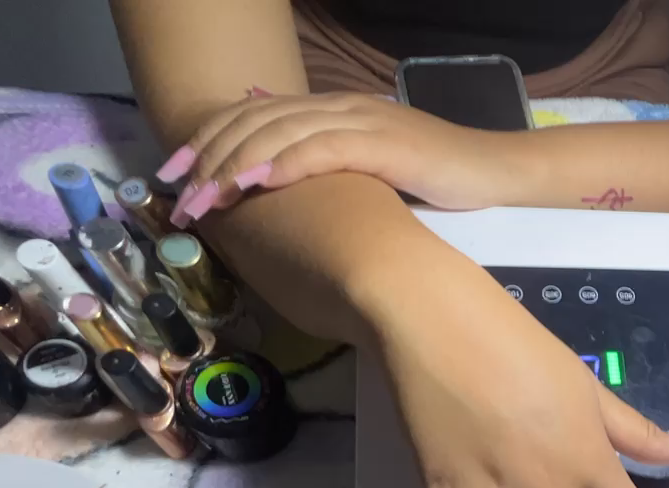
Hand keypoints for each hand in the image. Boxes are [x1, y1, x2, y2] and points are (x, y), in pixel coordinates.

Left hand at [156, 91, 527, 223]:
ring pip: (279, 133)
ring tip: (202, 198)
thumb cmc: (443, 179)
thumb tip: (298, 189)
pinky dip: (283, 164)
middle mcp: (339, 107)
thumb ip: (340, 169)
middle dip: (207, 156)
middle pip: (256, 121)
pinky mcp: (382, 145)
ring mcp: (360, 122)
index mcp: (335, 111)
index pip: (258, 117)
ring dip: (233, 165)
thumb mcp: (380, 170)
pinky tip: (254, 183)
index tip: (179, 175)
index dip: (213, 142)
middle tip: (174, 192)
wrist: (494, 171)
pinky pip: (321, 149)